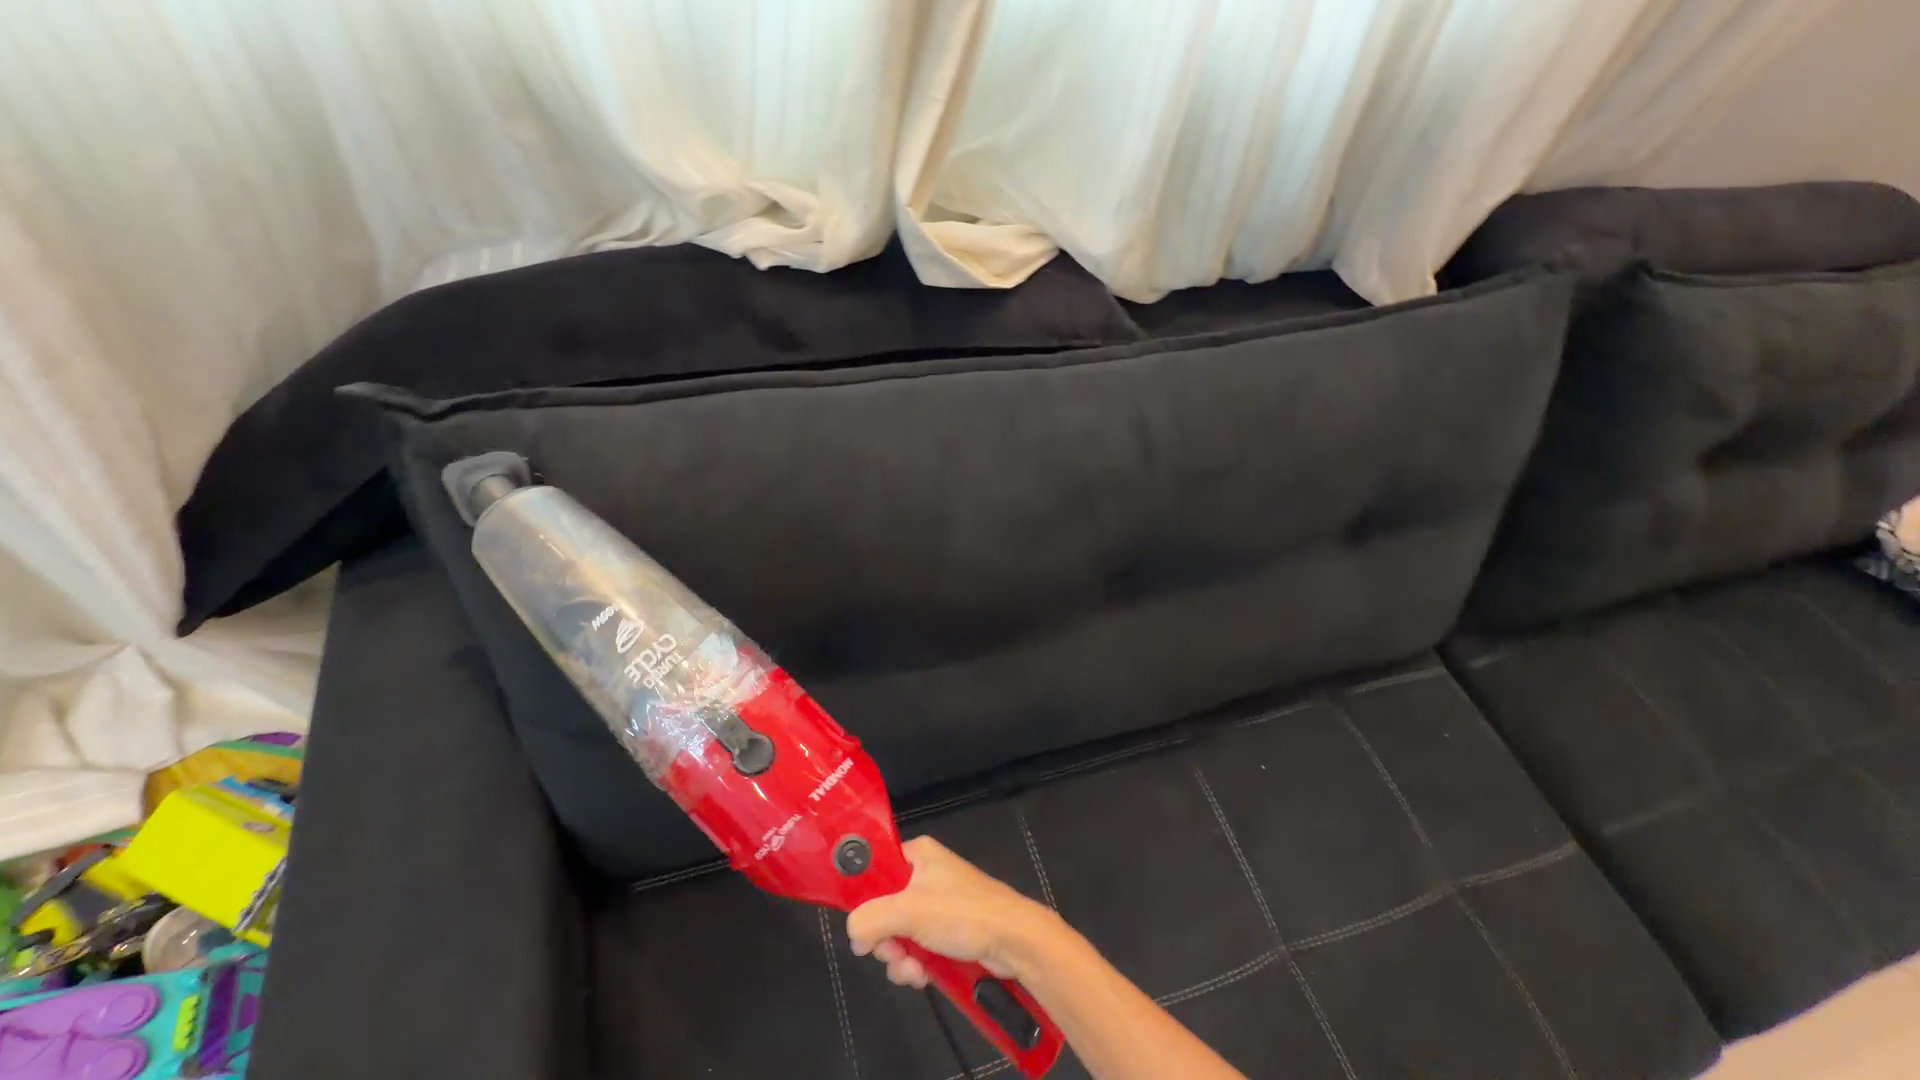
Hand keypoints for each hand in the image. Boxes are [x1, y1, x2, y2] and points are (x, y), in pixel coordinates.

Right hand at [846, 836, 1063, 988]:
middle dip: (885, 940)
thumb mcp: (908, 911)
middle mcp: (926, 876)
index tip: (862, 926)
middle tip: (892, 953)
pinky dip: (915, 964)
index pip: (876, 870)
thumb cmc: (962, 914)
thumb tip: (854, 935)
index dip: (864, 900)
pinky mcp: (950, 932)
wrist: (1014, 940)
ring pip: (900, 934)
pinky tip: (922, 976)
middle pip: (884, 909)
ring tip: (913, 971)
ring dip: (900, 958)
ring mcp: (939, 906)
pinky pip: (918, 948)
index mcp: (918, 855)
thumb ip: (870, 919)